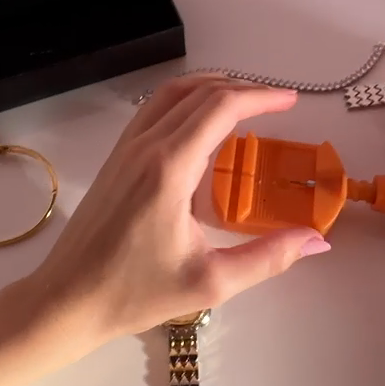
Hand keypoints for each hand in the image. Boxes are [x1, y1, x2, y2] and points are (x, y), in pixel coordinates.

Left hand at [19, 75, 331, 350]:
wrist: (66, 299)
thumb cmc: (135, 293)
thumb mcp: (211, 282)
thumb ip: (268, 258)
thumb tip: (318, 240)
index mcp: (170, 168)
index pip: (220, 108)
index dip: (260, 97)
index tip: (290, 101)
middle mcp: (146, 145)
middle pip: (199, 91)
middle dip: (243, 88)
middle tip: (277, 102)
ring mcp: (126, 147)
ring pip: (171, 93)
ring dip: (211, 86)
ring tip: (245, 100)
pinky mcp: (116, 157)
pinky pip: (154, 109)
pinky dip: (185, 100)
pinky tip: (202, 124)